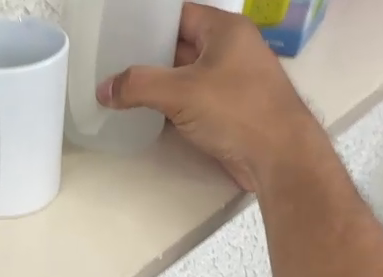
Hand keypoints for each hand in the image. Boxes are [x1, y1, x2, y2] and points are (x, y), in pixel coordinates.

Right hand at [97, 3, 295, 190]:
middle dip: (149, 58)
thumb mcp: (181, 92)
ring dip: (159, 86)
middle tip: (113, 68)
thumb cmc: (237, 110)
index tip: (119, 36)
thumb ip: (139, 86)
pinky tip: (149, 117)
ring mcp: (231, 82)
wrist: (278, 155)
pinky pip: (193, 102)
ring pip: (186, 78)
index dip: (149, 24)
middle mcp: (230, 50)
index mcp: (225, 30)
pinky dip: (172, 108)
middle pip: (180, 47)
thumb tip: (104, 89)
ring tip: (123, 93)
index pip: (180, 16)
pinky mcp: (229, 112)